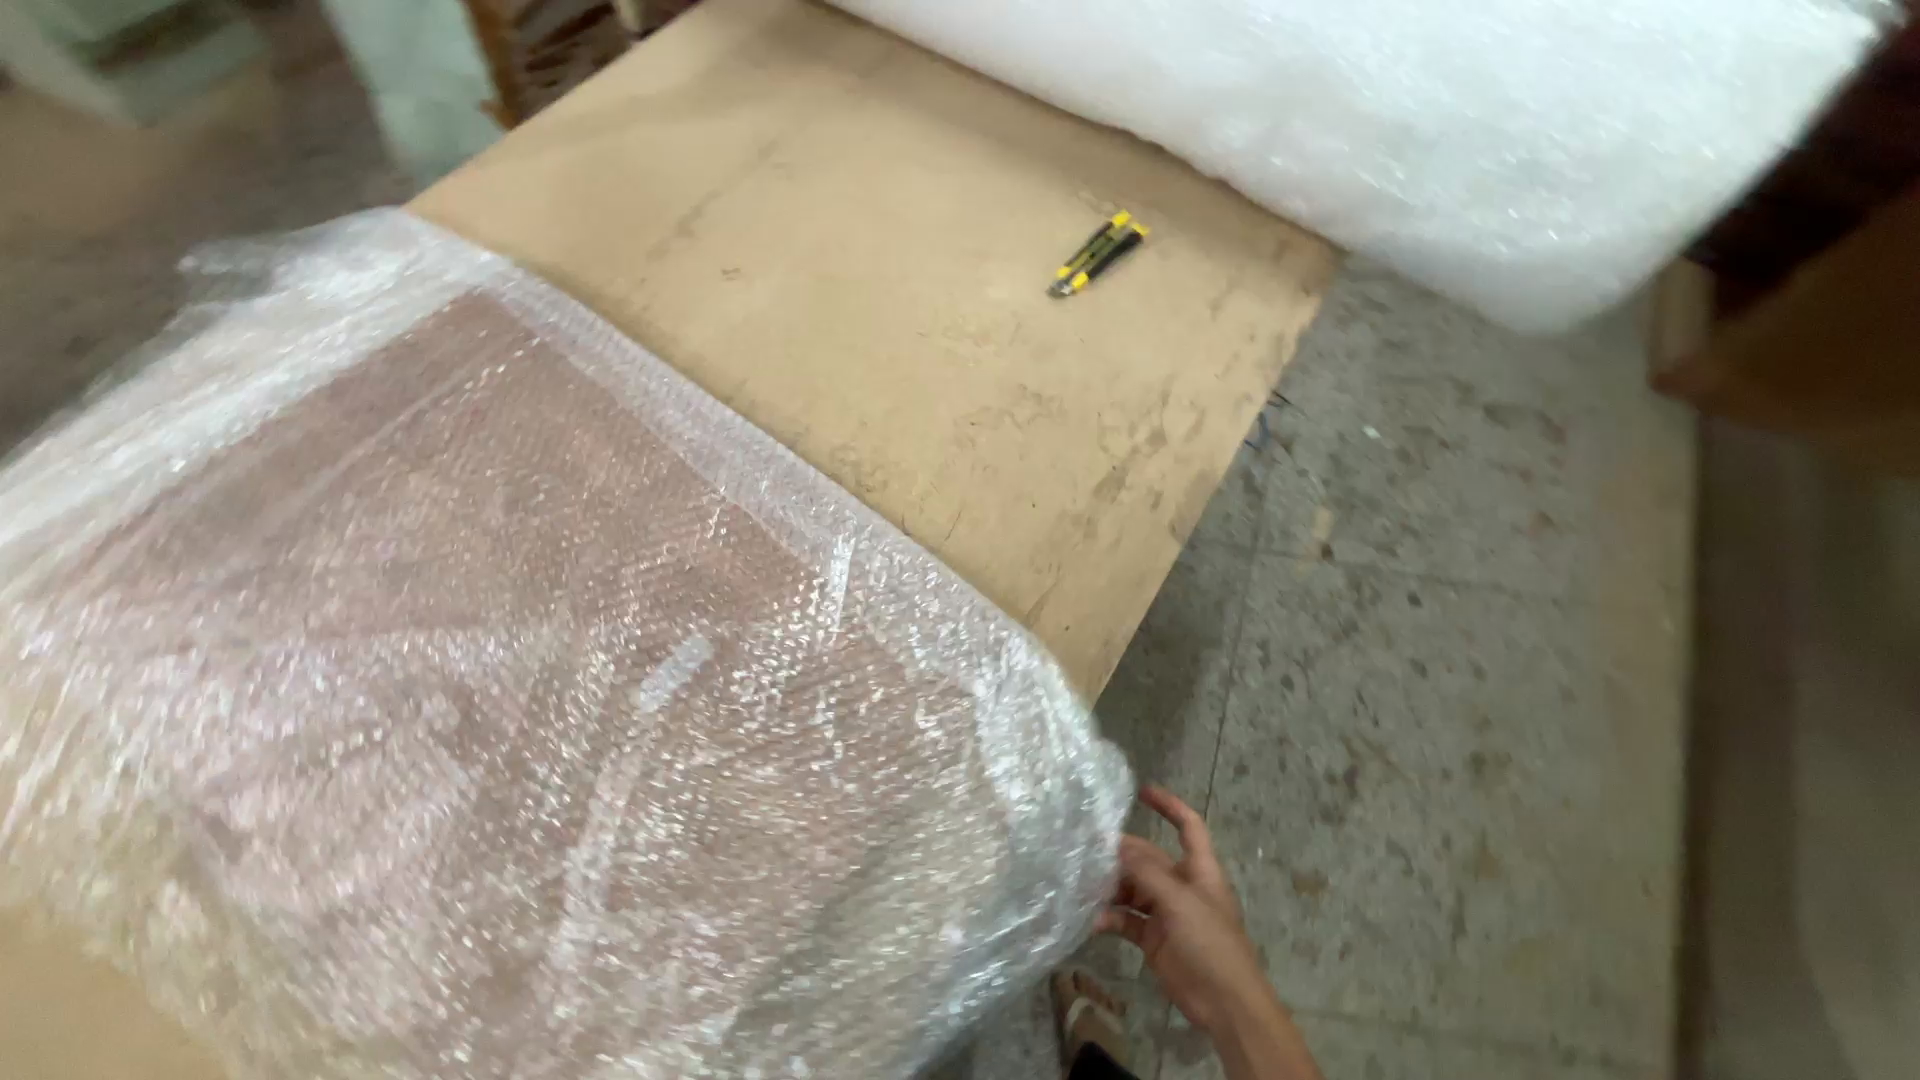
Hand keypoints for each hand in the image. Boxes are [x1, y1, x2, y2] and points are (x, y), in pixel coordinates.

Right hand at [1095, 785, 1272, 1034]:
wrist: (1225, 1004)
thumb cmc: (1211, 944)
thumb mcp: (1180, 902)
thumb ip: (1146, 872)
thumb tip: (1116, 846)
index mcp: (1199, 870)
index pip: (1188, 826)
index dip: (1169, 806)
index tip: (1142, 791)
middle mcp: (1181, 886)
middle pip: (1148, 859)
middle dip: (1121, 853)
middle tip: (1086, 849)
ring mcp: (1166, 912)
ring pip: (1132, 889)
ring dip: (1110, 887)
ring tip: (1082, 885)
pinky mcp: (1153, 938)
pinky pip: (1127, 919)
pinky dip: (1110, 917)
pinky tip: (1092, 921)